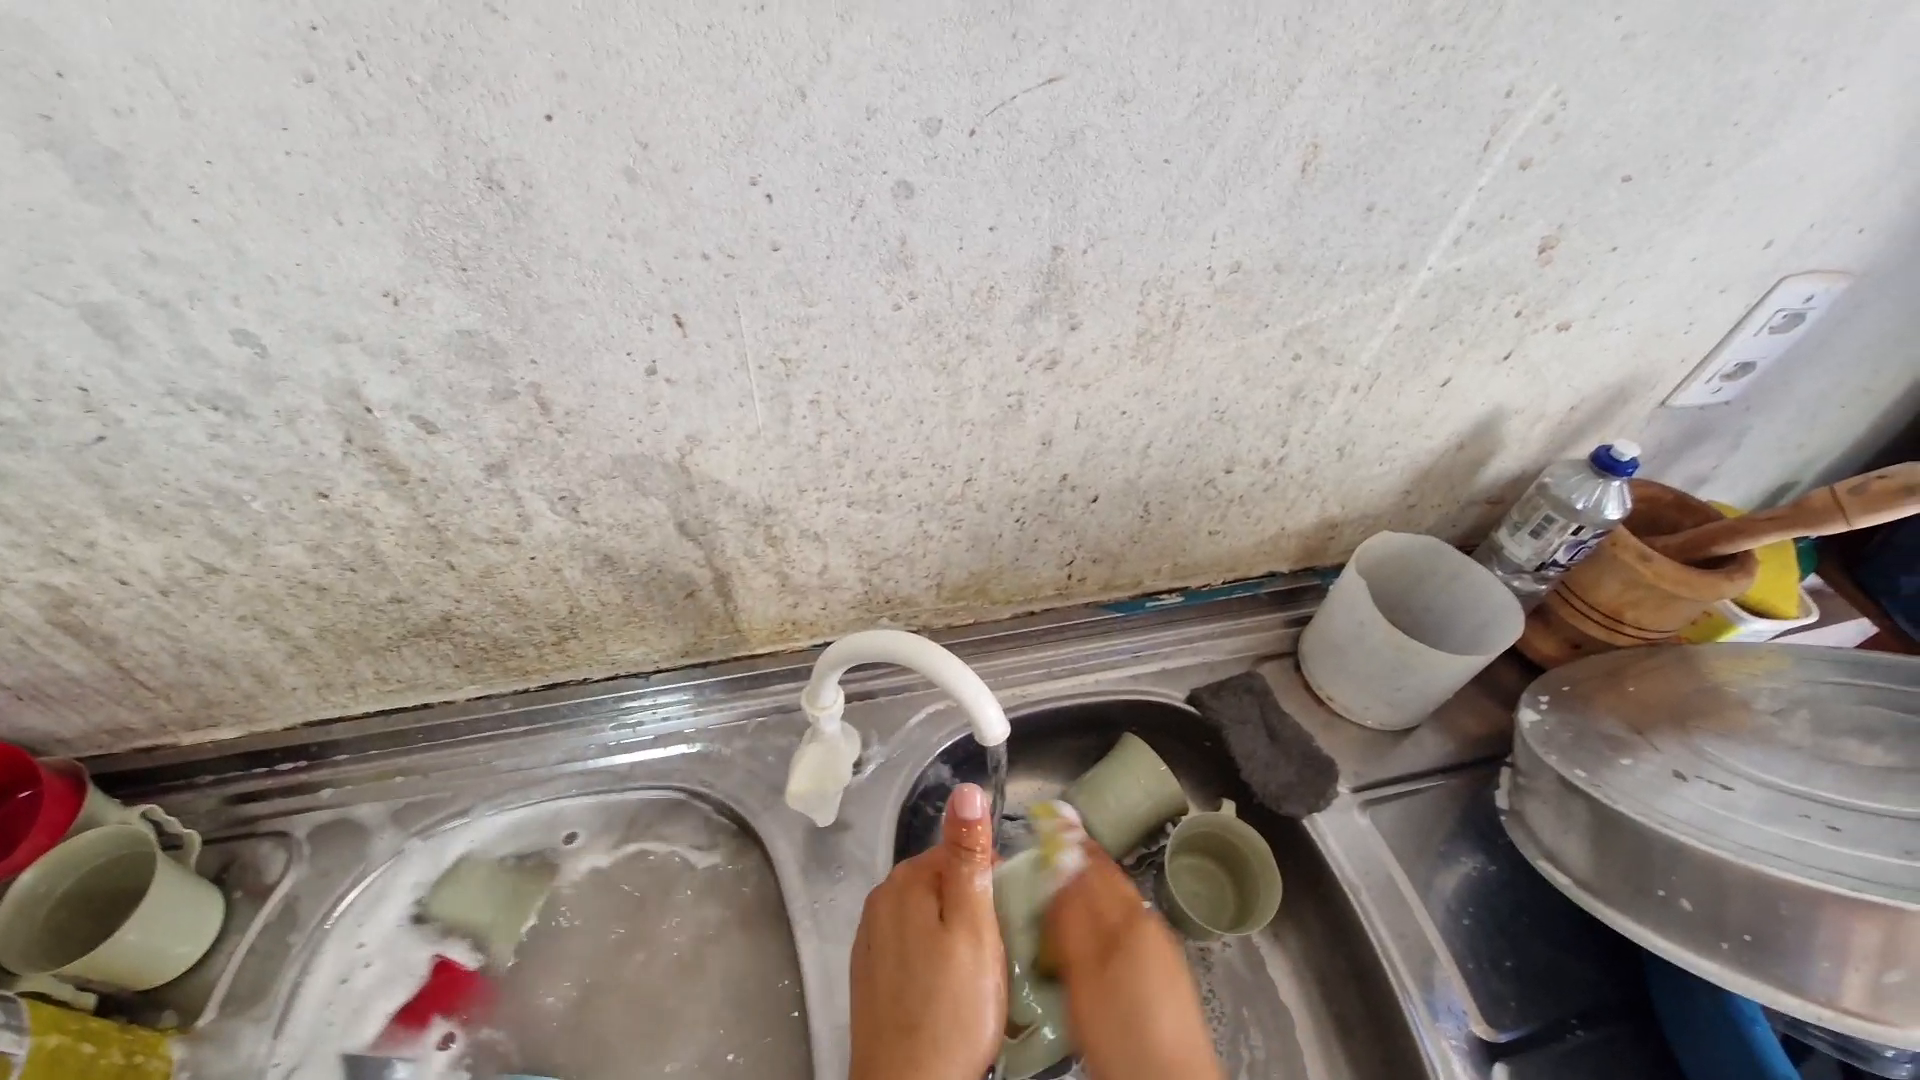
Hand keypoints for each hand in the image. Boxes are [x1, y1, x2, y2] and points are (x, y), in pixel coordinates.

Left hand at [849, 783, 1005, 1079]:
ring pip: (929, 918)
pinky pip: (913, 949)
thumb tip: (966, 789)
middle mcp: (880, 902)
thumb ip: (968, 856)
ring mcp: (871, 940)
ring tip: (978, 976)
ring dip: (956, 936)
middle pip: (942, 884)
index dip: (991, 880)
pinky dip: (935, 962)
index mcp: (904, 881)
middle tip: (998, 951)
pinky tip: (950, 993)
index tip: (1009, 915)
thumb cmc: (950, 1011)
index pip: (959, 852)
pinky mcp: (871, 976)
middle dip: (974, 907)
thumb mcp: (973, 926)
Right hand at [1044, 844, 1223, 1079]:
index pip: (1094, 862)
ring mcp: (1159, 947)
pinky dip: (1100, 925)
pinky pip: (1124, 932)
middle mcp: (1147, 922)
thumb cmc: (1124, 1034)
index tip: (1047, 819)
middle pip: (1106, 881)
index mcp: (1129, 916)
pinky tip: (1083, 945)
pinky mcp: (1162, 973)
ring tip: (1054, 902)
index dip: (1069, 840)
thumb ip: (1070, 918)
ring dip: (1086, 896)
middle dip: (1075, 867)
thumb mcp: (1084, 975)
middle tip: (1041, 861)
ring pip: (1114, 907)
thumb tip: (1056, 865)